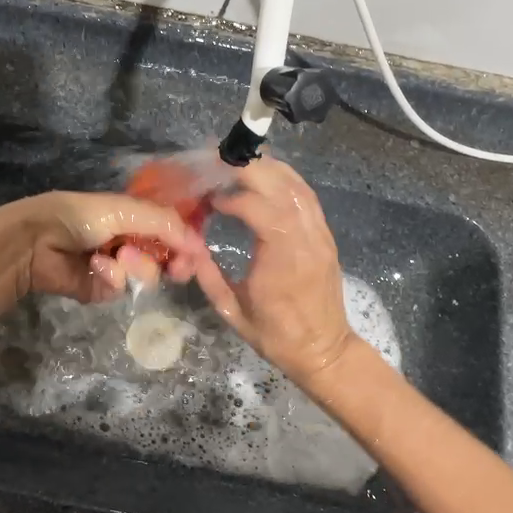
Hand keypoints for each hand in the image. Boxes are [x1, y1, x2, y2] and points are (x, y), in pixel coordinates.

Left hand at [0, 192, 205, 303]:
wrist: (37, 240)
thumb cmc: (79, 216)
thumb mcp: (125, 209)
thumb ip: (164, 224)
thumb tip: (200, 245)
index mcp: (136, 218)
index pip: (173, 234)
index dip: (188, 246)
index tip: (196, 256)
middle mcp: (130, 242)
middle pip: (167, 260)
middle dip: (173, 262)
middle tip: (176, 268)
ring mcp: (117, 268)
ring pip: (147, 277)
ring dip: (137, 265)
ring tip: (116, 255)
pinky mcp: (101, 290)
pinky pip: (121, 289)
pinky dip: (112, 276)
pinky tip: (95, 265)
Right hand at [191, 158, 367, 383]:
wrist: (324, 350)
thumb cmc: (275, 336)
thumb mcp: (231, 310)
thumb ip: (207, 275)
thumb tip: (187, 245)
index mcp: (281, 260)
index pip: (259, 209)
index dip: (231, 198)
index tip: (210, 202)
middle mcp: (305, 240)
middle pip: (281, 187)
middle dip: (248, 168)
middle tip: (218, 162)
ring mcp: (320, 235)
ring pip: (297, 186)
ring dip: (268, 168)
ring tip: (238, 162)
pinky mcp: (325, 235)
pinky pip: (307, 197)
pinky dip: (285, 180)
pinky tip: (265, 176)